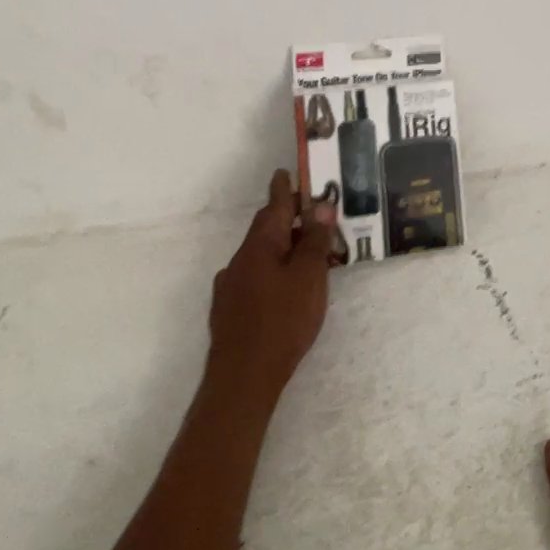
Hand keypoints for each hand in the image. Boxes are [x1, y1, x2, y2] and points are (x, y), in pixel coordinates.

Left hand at [207, 169, 338, 396]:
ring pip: (261, 257)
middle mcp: (239, 261)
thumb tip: (319, 207)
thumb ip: (314, 241)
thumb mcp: (309, 277)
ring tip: (308, 255)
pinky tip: (286, 289)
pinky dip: (274, 272)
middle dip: (286, 220)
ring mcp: (231, 288)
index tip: (286, 172)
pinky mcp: (230, 311)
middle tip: (311, 215)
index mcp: (259, 247)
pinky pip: (256, 278)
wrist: (243, 378)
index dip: (284, 190)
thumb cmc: (282, 321)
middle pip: (265, 231)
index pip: (273, 207)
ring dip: (283, 249)